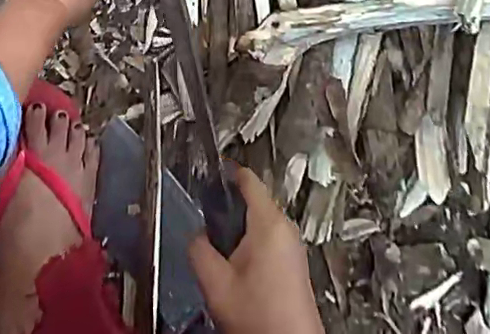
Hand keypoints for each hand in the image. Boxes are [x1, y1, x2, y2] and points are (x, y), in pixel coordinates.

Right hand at [188, 166, 322, 333]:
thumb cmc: (260, 317)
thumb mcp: (216, 284)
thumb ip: (198, 249)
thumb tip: (195, 235)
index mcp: (269, 221)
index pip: (247, 178)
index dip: (226, 172)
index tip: (209, 174)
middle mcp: (285, 227)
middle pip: (253, 199)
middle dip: (229, 209)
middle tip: (208, 224)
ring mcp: (293, 244)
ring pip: (260, 220)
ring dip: (239, 228)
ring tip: (221, 251)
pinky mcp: (294, 261)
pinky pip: (269, 237)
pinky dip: (251, 242)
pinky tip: (239, 268)